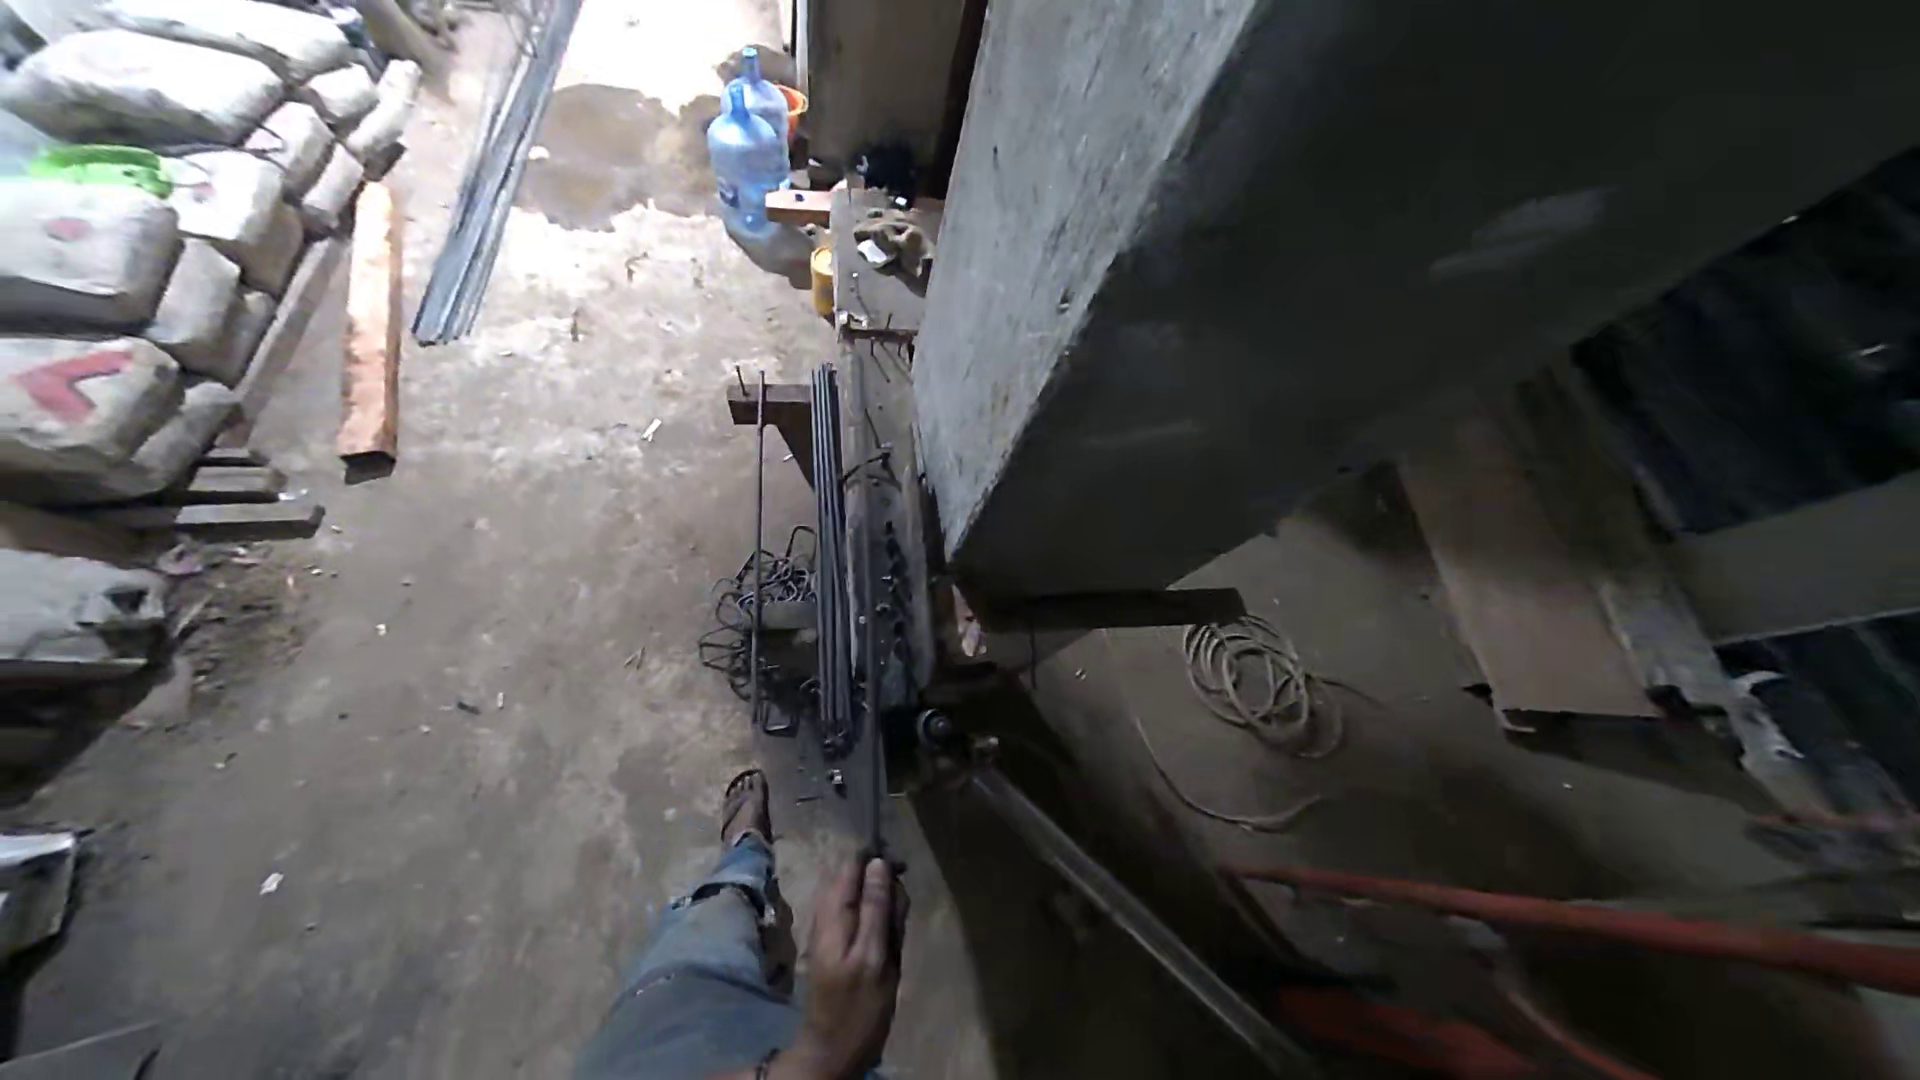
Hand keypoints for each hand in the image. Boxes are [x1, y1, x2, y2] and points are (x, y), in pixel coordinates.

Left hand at [776, 857, 906, 1079]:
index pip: (854, 862)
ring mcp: (832, 926)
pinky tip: (886, 947)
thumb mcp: (873, 956)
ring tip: (893, 939)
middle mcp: (828, 912)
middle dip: (885, 891)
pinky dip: (879, 924)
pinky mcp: (839, 941)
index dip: (879, 863)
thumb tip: (879, 862)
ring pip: (865, 897)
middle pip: (861, 877)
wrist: (833, 1052)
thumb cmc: (857, 1007)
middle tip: (897, 923)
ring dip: (885, 910)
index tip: (901, 876)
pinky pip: (863, 916)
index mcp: (833, 911)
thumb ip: (876, 907)